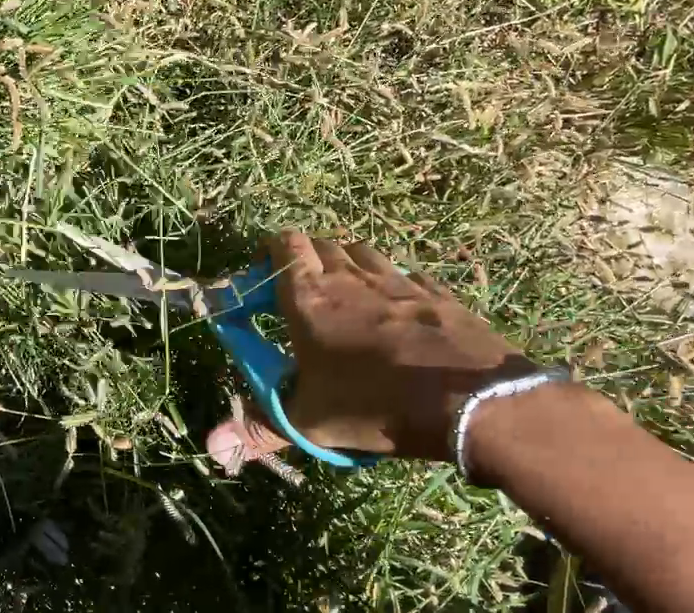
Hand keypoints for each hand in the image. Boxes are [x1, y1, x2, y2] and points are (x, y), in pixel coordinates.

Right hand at [207, 230, 530, 471]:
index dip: (271, 251)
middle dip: (307, 255)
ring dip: (349, 261)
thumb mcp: (313, 421)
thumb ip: (262, 429)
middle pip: (320, 242)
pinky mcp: (439, 294)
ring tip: (349, 291)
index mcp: (306, 296)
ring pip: (362, 250)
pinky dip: (397, 282)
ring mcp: (397, 281)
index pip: (281, 244)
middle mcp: (347, 277)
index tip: (266, 273)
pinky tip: (400, 307)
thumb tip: (215, 451)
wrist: (478, 403)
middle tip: (304, 287)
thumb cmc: (377, 404)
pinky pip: (408, 274)